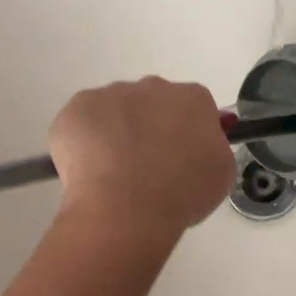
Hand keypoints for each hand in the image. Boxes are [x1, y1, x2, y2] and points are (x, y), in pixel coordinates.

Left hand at [48, 78, 235, 237]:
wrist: (126, 209)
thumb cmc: (181, 194)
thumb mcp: (221, 174)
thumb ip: (212, 148)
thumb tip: (198, 146)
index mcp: (193, 99)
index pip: (194, 109)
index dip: (187, 135)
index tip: (181, 161)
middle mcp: (151, 86)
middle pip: (152, 104)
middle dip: (150, 129)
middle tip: (148, 169)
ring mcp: (109, 95)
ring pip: (115, 112)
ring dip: (116, 134)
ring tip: (116, 176)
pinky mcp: (74, 111)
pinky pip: (82, 124)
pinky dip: (85, 144)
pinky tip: (91, 172)